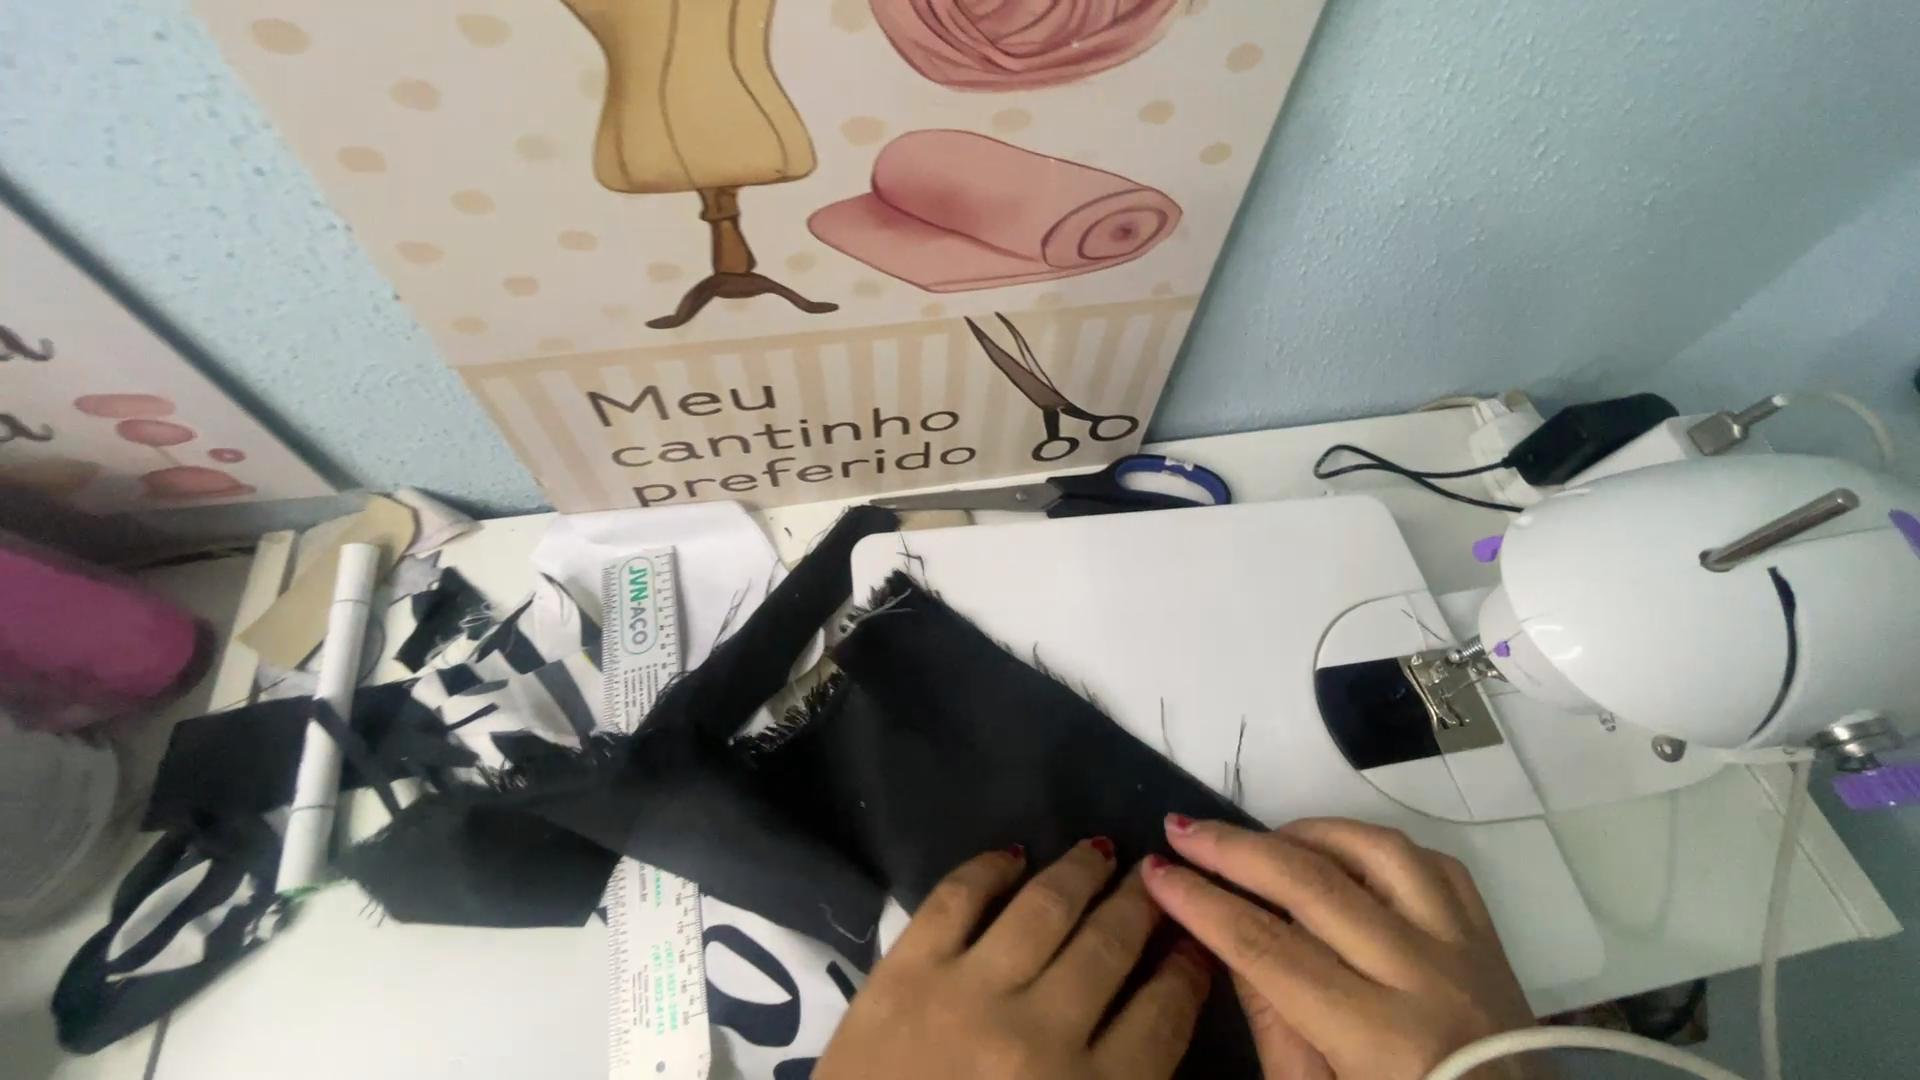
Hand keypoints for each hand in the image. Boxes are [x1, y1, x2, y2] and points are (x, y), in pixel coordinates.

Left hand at [815, 839, 1212, 1079]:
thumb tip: (1154, 1012)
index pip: (1161, 1016)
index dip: (1184, 969)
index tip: (1192, 936)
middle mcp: (1038, 1034)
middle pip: (1108, 946)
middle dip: (1141, 905)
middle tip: (1154, 875)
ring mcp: (967, 992)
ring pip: (1044, 907)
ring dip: (1080, 872)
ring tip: (1099, 850)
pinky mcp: (906, 970)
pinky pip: (957, 896)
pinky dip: (989, 867)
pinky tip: (1013, 854)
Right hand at [1142, 817, 1535, 1079]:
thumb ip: (1269, 1019)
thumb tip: (1224, 936)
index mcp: (1385, 1041)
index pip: (1268, 948)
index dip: (1201, 904)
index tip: (1154, 872)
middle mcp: (1428, 980)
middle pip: (1313, 885)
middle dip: (1232, 850)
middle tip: (1180, 829)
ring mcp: (1466, 950)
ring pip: (1377, 851)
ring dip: (1305, 833)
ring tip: (1260, 840)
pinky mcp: (1489, 936)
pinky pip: (1429, 862)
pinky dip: (1372, 846)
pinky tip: (1336, 855)